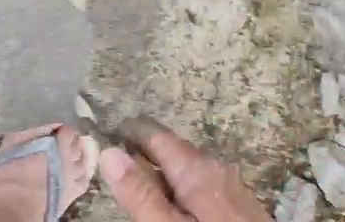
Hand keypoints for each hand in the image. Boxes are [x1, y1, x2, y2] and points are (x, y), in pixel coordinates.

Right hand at [98, 120, 272, 221]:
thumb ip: (140, 194)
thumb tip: (108, 152)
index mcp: (196, 167)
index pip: (150, 131)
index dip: (123, 136)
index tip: (100, 149)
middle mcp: (216, 169)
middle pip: (168, 154)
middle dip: (142, 165)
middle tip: (120, 190)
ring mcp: (234, 192)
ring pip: (186, 177)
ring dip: (162, 187)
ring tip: (145, 208)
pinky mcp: (244, 215)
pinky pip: (203, 196)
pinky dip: (183, 202)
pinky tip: (177, 219)